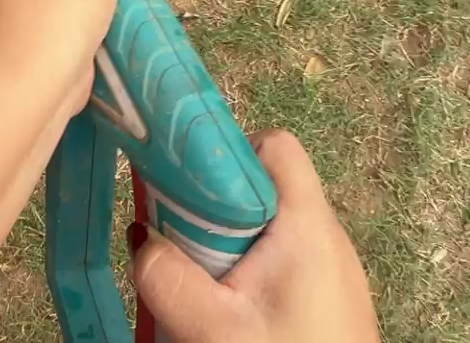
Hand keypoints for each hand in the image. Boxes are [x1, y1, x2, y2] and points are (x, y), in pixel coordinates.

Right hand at [133, 130, 378, 342]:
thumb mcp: (215, 331)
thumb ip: (167, 278)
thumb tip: (139, 235)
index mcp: (308, 224)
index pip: (274, 146)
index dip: (227, 150)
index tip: (188, 183)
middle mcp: (326, 236)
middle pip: (260, 184)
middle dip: (212, 201)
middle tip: (180, 236)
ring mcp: (331, 270)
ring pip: (265, 223)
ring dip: (224, 238)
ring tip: (200, 278)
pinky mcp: (328, 299)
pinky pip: (279, 258)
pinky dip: (246, 268)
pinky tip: (228, 308)